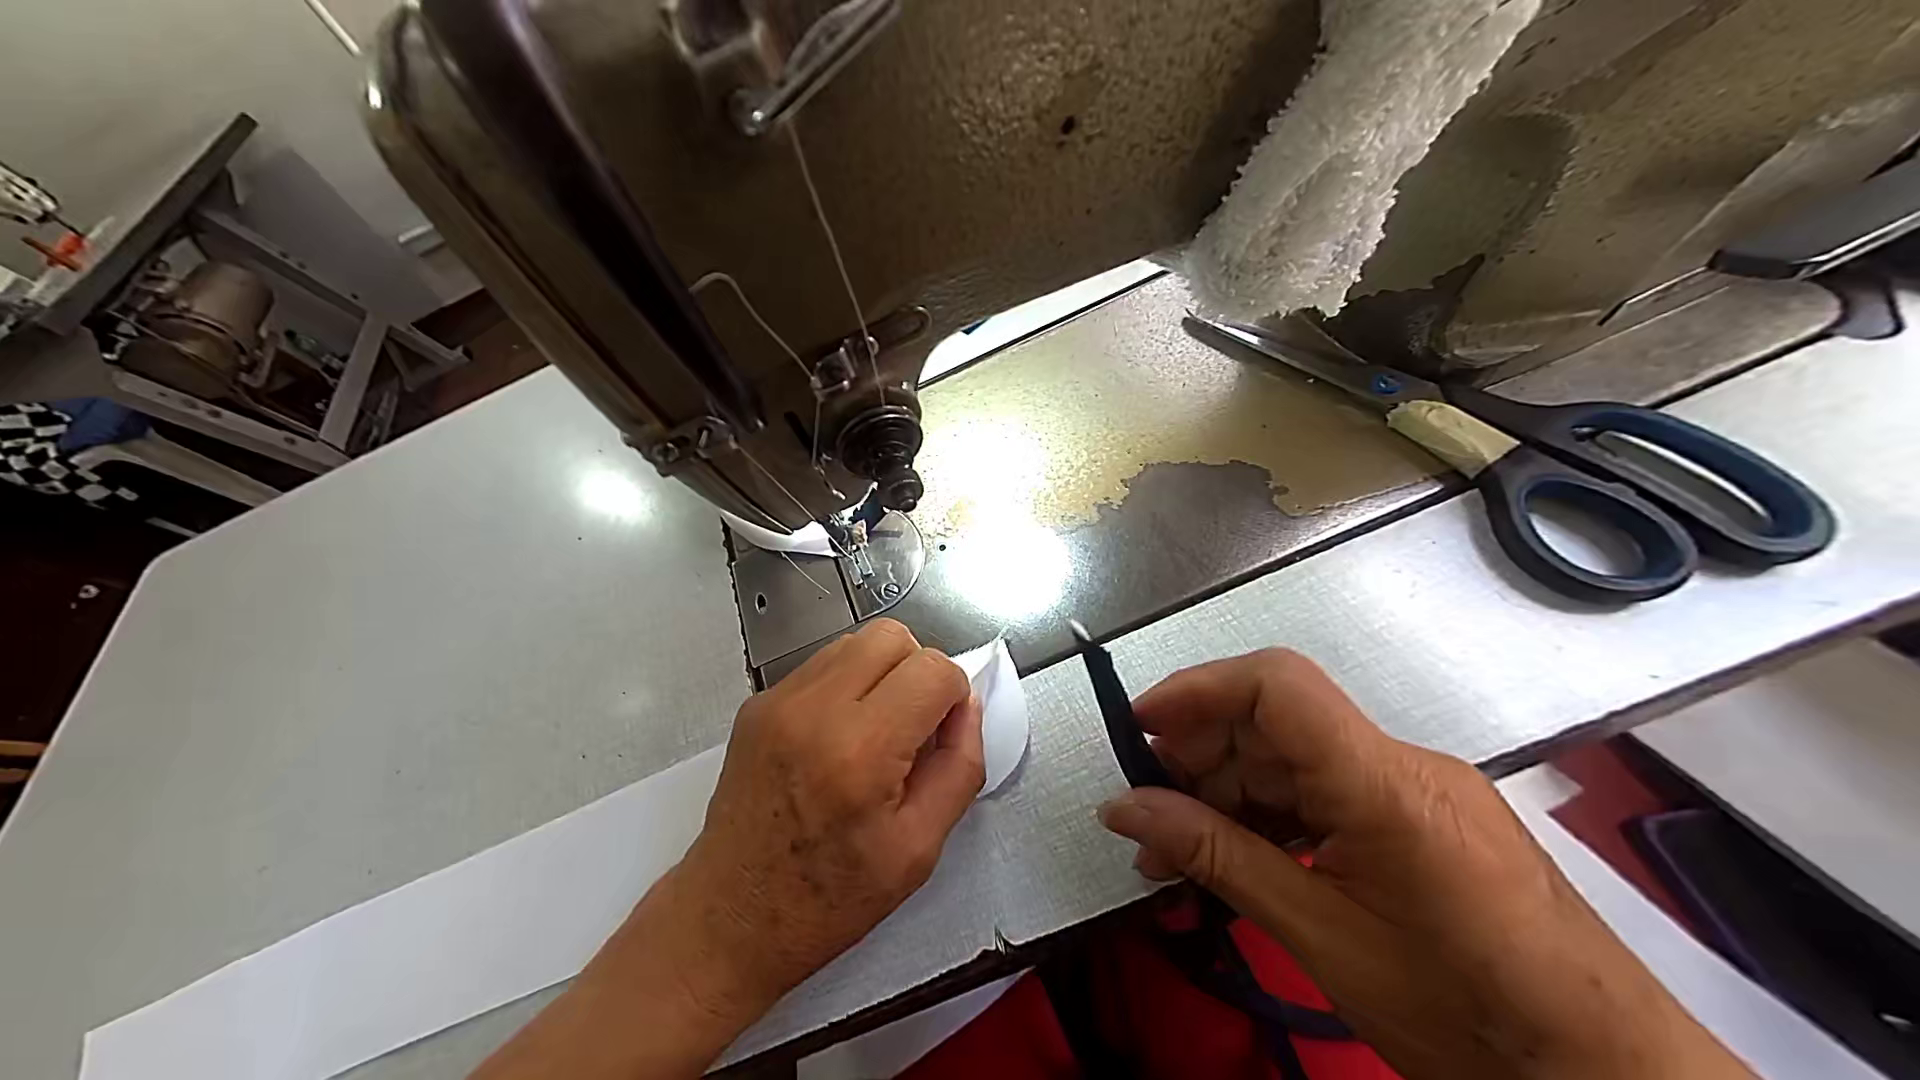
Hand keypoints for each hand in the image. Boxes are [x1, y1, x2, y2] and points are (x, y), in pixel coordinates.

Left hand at [472, 619, 983, 1079]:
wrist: (730, 918)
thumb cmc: (831, 898)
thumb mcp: (920, 848)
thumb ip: (959, 766)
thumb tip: (967, 705)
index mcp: (860, 751)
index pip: (933, 669)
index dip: (954, 695)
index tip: (943, 734)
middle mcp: (814, 709)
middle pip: (893, 636)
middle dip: (920, 671)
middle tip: (915, 725)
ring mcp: (778, 700)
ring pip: (857, 641)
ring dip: (883, 672)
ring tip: (877, 729)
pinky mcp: (757, 702)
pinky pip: (823, 663)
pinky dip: (848, 683)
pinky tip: (840, 735)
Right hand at [1097, 649, 1750, 1079]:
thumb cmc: (1470, 1017)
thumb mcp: (1322, 937)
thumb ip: (1216, 858)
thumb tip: (1125, 808)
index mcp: (1386, 784)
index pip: (1278, 686)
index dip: (1197, 689)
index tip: (1139, 727)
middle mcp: (1399, 763)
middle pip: (1271, 725)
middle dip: (1196, 762)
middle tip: (1145, 819)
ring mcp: (1409, 786)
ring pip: (1287, 761)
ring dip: (1222, 798)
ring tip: (1172, 855)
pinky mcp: (1412, 814)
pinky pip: (1317, 793)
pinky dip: (1263, 818)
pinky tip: (1229, 858)